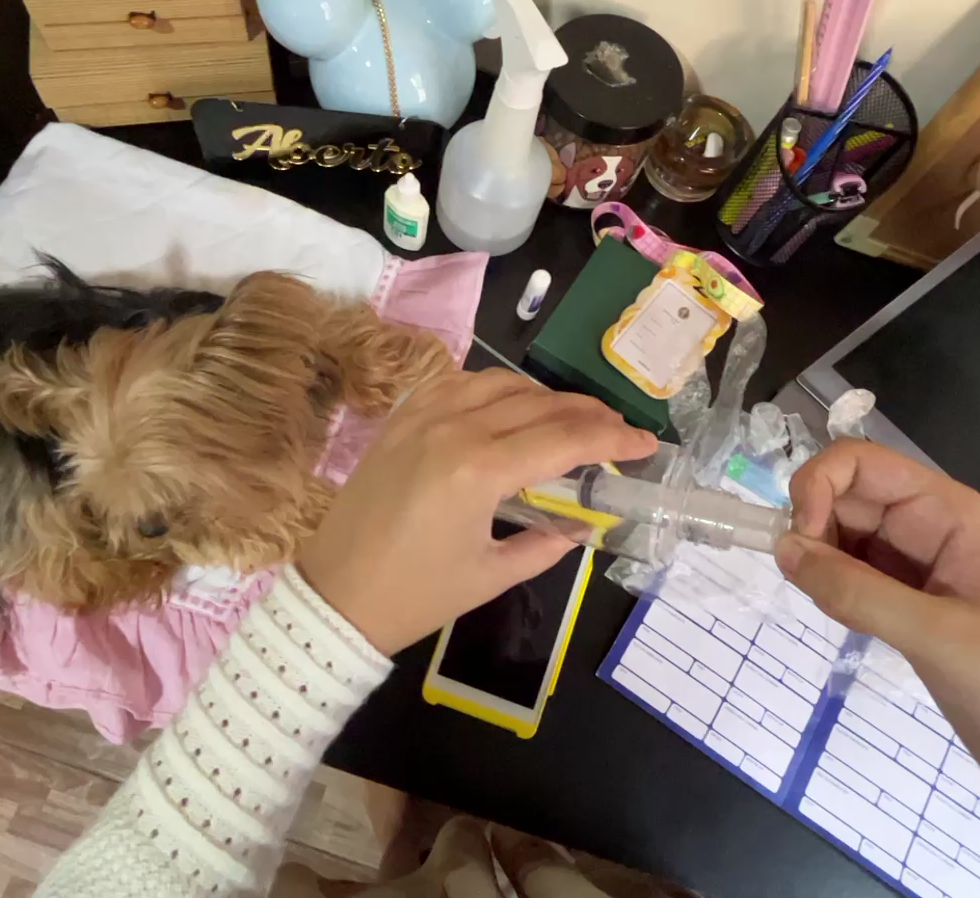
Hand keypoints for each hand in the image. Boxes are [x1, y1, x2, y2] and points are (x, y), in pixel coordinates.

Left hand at [299, 369, 655, 655]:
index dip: (611, 440)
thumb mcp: (491, 575)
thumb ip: (547, 543)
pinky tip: (509, 404)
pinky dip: (493, 388)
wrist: (334, 595)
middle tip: (618, 430)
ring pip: (498, 383)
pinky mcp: (400, 419)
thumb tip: (585, 523)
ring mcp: (421, 417)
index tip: (645, 444)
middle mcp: (452, 429)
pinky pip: (456, 384)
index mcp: (478, 472)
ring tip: (571, 417)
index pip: (563, 440)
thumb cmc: (416, 596)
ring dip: (542, 395)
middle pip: (538, 404)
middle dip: (587, 414)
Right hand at [777, 440, 979, 897]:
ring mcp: (908, 564)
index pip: (858, 462)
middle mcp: (921, 525)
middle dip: (813, 531)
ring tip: (842, 614)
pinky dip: (830, 592)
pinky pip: (843, 574)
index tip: (801, 538)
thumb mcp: (938, 635)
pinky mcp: (899, 601)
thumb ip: (854, 589)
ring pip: (835, 536)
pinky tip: (852, 627)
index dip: (818, 485)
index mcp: (944, 511)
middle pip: (840, 497)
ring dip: (819, 565)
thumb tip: (780, 548)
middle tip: (813, 585)